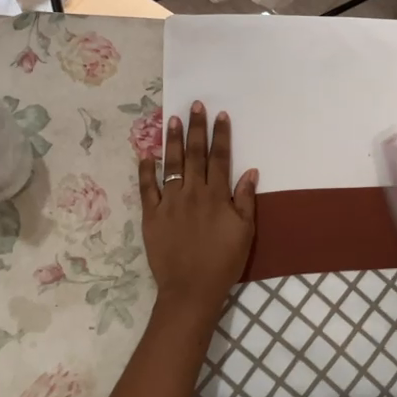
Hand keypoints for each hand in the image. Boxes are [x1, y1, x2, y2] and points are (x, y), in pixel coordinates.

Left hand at [137, 101, 257, 321]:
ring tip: (172, 119)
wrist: (191, 290)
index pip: (220, 157)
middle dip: (196, 128)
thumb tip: (250, 170)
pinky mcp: (151, 215)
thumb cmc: (223, 262)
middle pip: (194, 153)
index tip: (220, 115)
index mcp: (217, 195)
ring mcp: (169, 202)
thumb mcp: (245, 232)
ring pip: (171, 164)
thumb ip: (245, 199)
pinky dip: (146, 170)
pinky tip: (146, 154)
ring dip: (172, 140)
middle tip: (195, 105)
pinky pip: (147, 188)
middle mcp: (193, 192)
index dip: (220, 135)